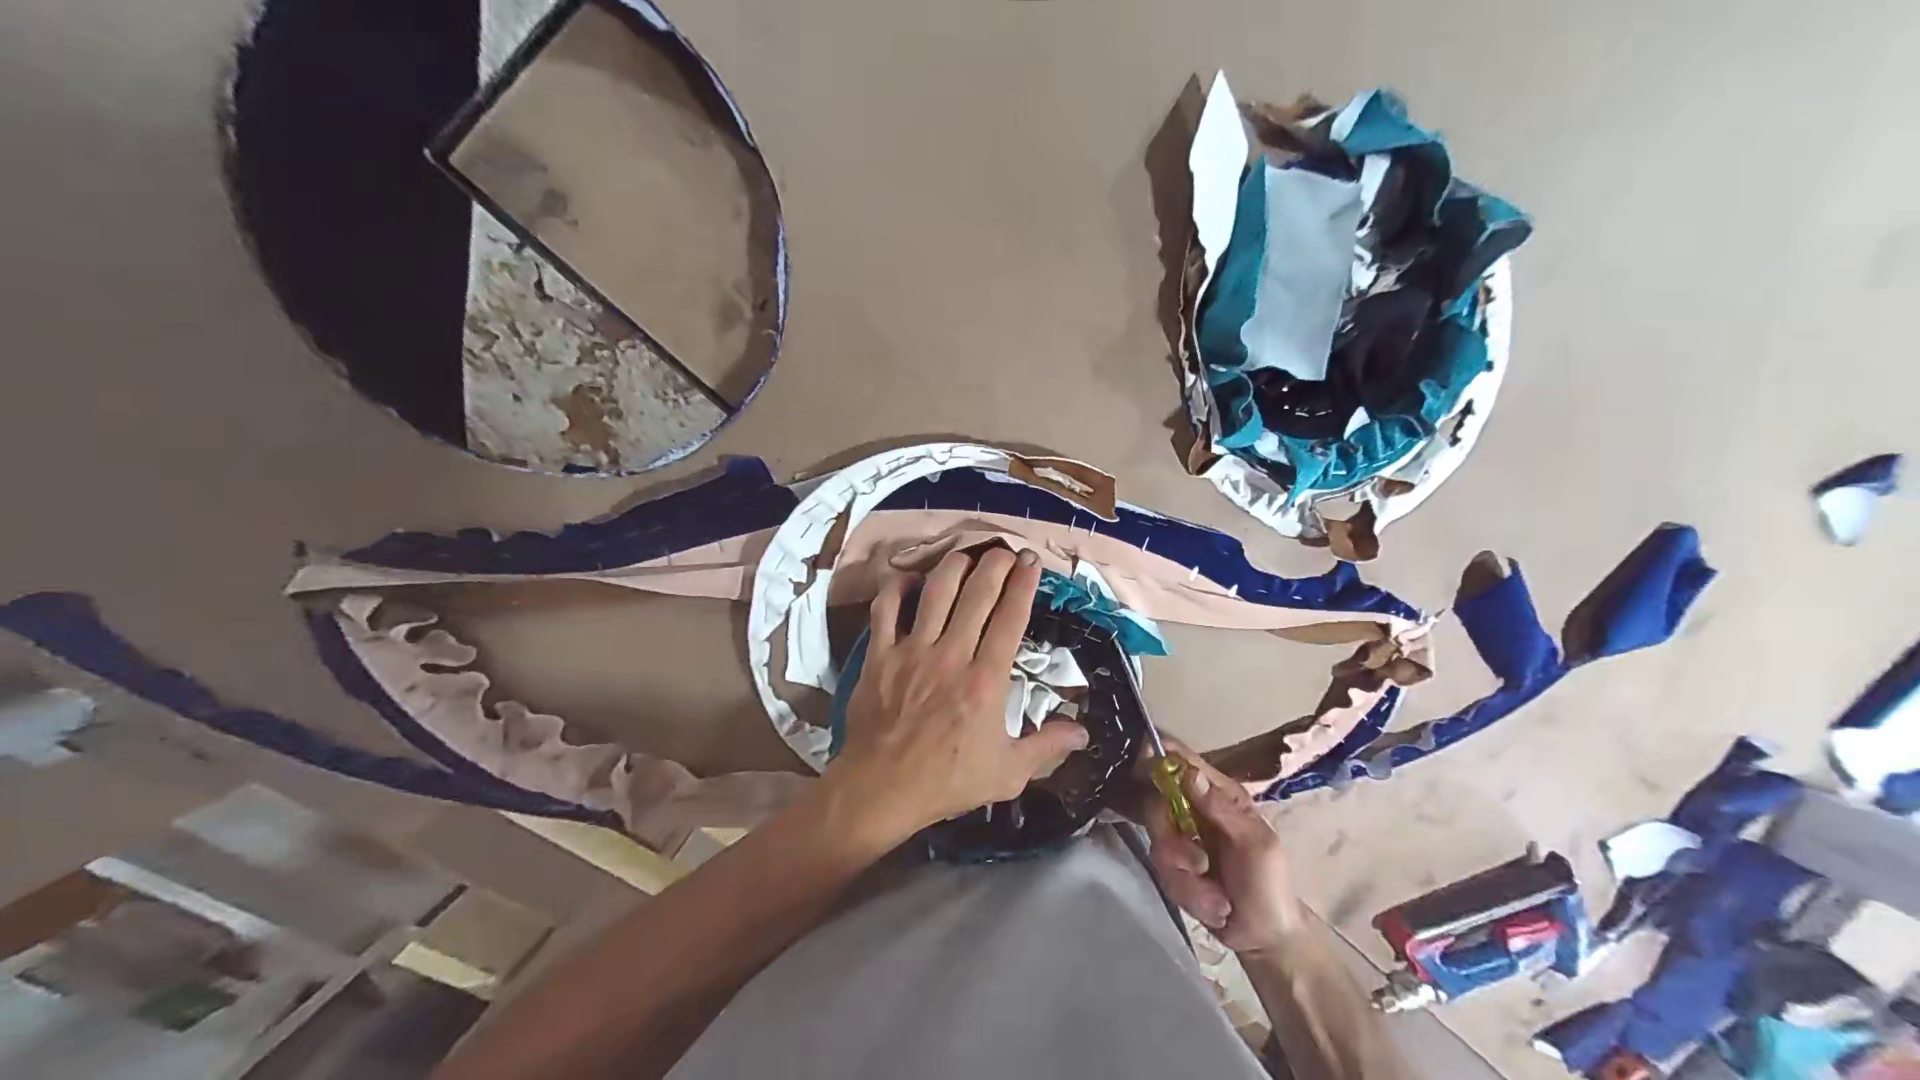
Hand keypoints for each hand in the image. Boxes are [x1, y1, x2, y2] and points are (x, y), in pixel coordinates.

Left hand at [828, 546, 1089, 840]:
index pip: (1011, 618)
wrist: (882, 789)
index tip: (1031, 562)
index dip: (1024, 584)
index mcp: (986, 679)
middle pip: (977, 594)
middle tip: (1005, 551)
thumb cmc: (948, 781)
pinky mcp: (880, 655)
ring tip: (966, 555)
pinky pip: (886, 610)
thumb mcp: (1008, 773)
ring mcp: (912, 651)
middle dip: (995, 565)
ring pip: (935, 592)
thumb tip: (1083, 733)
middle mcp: (951, 654)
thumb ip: (1047, 748)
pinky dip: (897, 588)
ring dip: (954, 566)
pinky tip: (910, 579)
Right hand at [1146, 748, 1305, 954]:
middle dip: (1173, 842)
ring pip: (1158, 845)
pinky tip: (1214, 908)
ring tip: (1218, 900)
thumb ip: (1222, 808)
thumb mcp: (1257, 844)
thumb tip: (1188, 773)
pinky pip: (1163, 874)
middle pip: (1155, 805)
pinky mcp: (1173, 868)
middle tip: (1198, 865)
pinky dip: (1189, 896)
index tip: (1142, 757)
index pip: (1183, 762)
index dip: (1160, 755)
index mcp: (1219, 796)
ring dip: (1187, 879)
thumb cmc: (1269, 884)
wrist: (1265, 938)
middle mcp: (1194, 811)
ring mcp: (1180, 840)